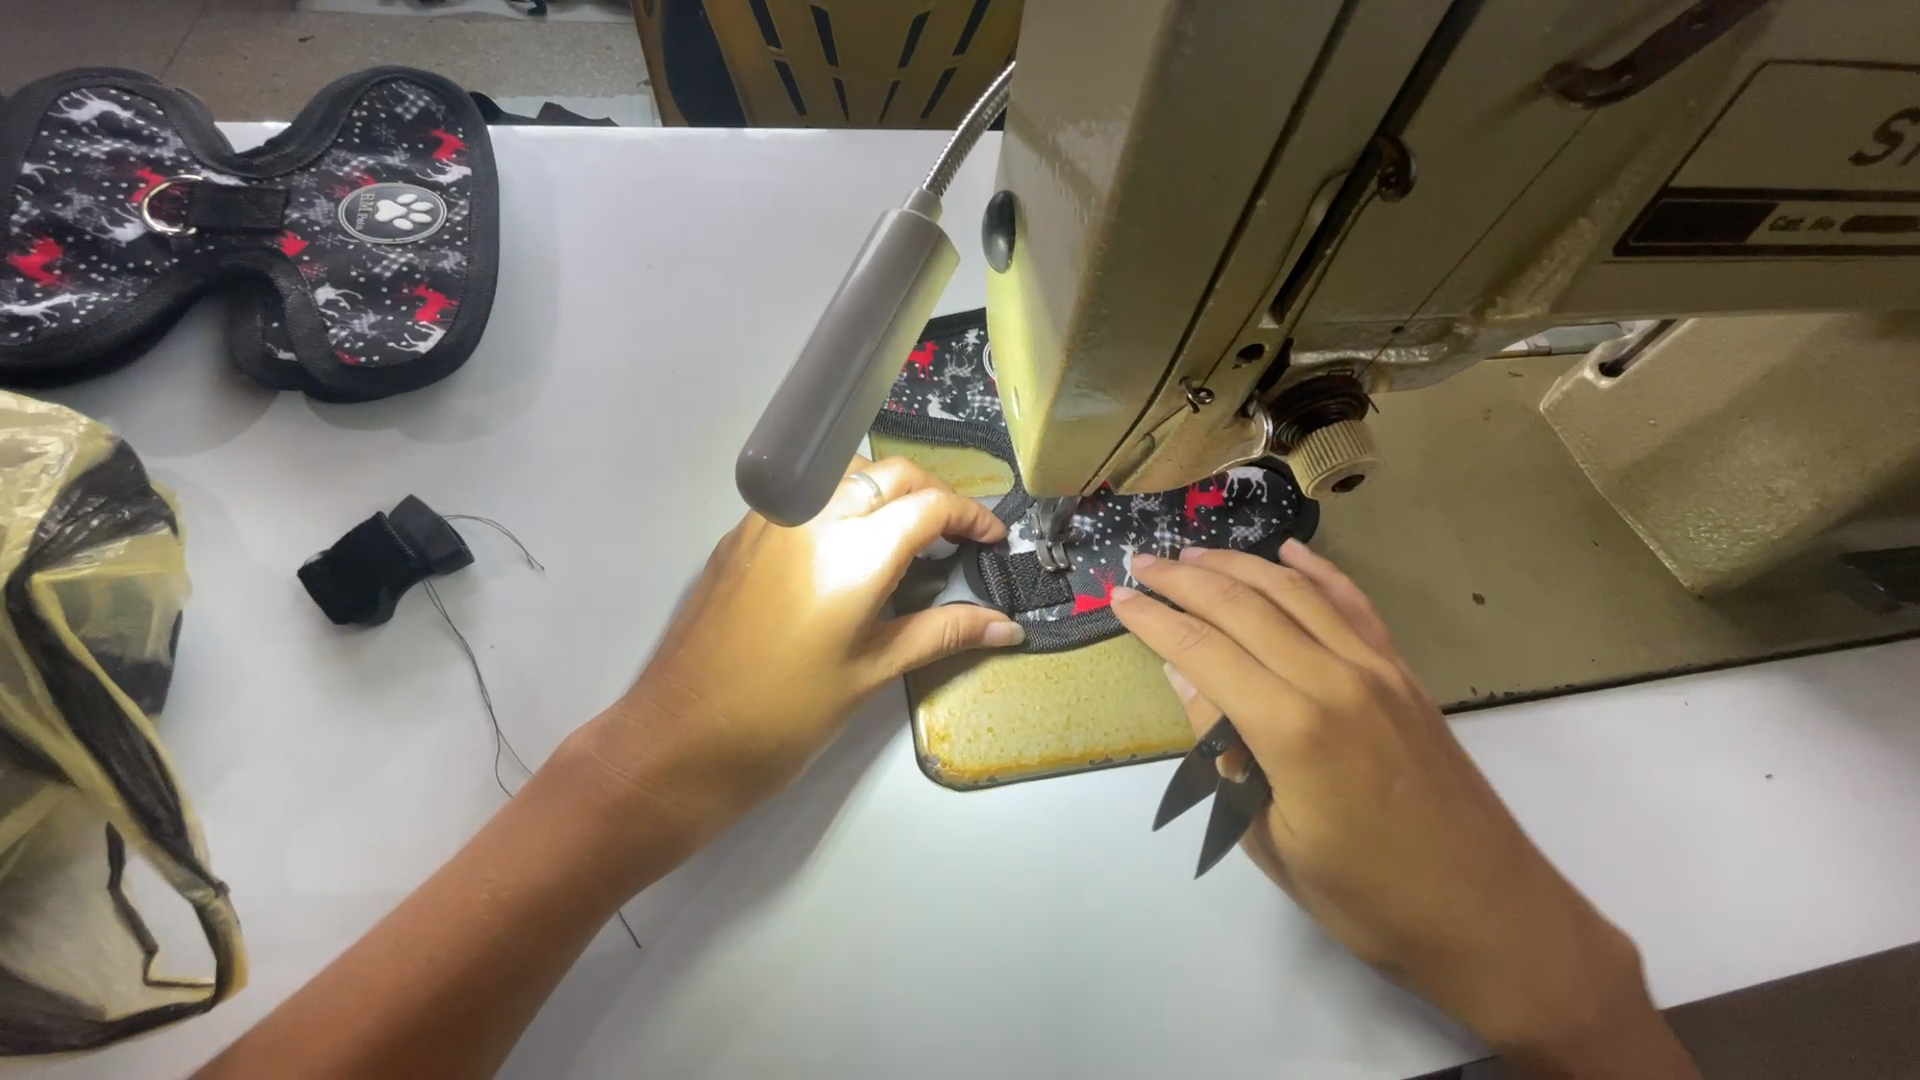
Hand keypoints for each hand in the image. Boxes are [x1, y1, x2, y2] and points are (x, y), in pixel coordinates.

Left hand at [579, 456, 1021, 831]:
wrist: (678, 740)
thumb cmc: (784, 716)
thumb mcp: (871, 672)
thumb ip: (942, 634)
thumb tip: (1007, 628)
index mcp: (853, 552)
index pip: (929, 506)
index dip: (971, 517)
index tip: (992, 540)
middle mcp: (812, 518)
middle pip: (891, 474)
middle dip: (933, 494)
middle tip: (956, 536)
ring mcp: (771, 521)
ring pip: (846, 475)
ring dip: (887, 490)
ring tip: (908, 536)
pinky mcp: (742, 535)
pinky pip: (807, 497)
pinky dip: (843, 503)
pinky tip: (850, 548)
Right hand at [1113, 542, 1697, 1077]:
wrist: (1493, 919)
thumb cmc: (1367, 899)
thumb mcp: (1269, 838)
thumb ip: (1222, 751)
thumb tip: (1183, 676)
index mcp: (1292, 729)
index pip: (1202, 651)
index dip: (1154, 621)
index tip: (1118, 599)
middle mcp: (1334, 681)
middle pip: (1242, 607)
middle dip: (1183, 580)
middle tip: (1141, 564)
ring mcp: (1377, 671)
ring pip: (1294, 593)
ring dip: (1238, 565)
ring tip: (1193, 553)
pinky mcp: (1406, 675)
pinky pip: (1356, 606)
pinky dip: (1318, 572)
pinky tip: (1288, 553)